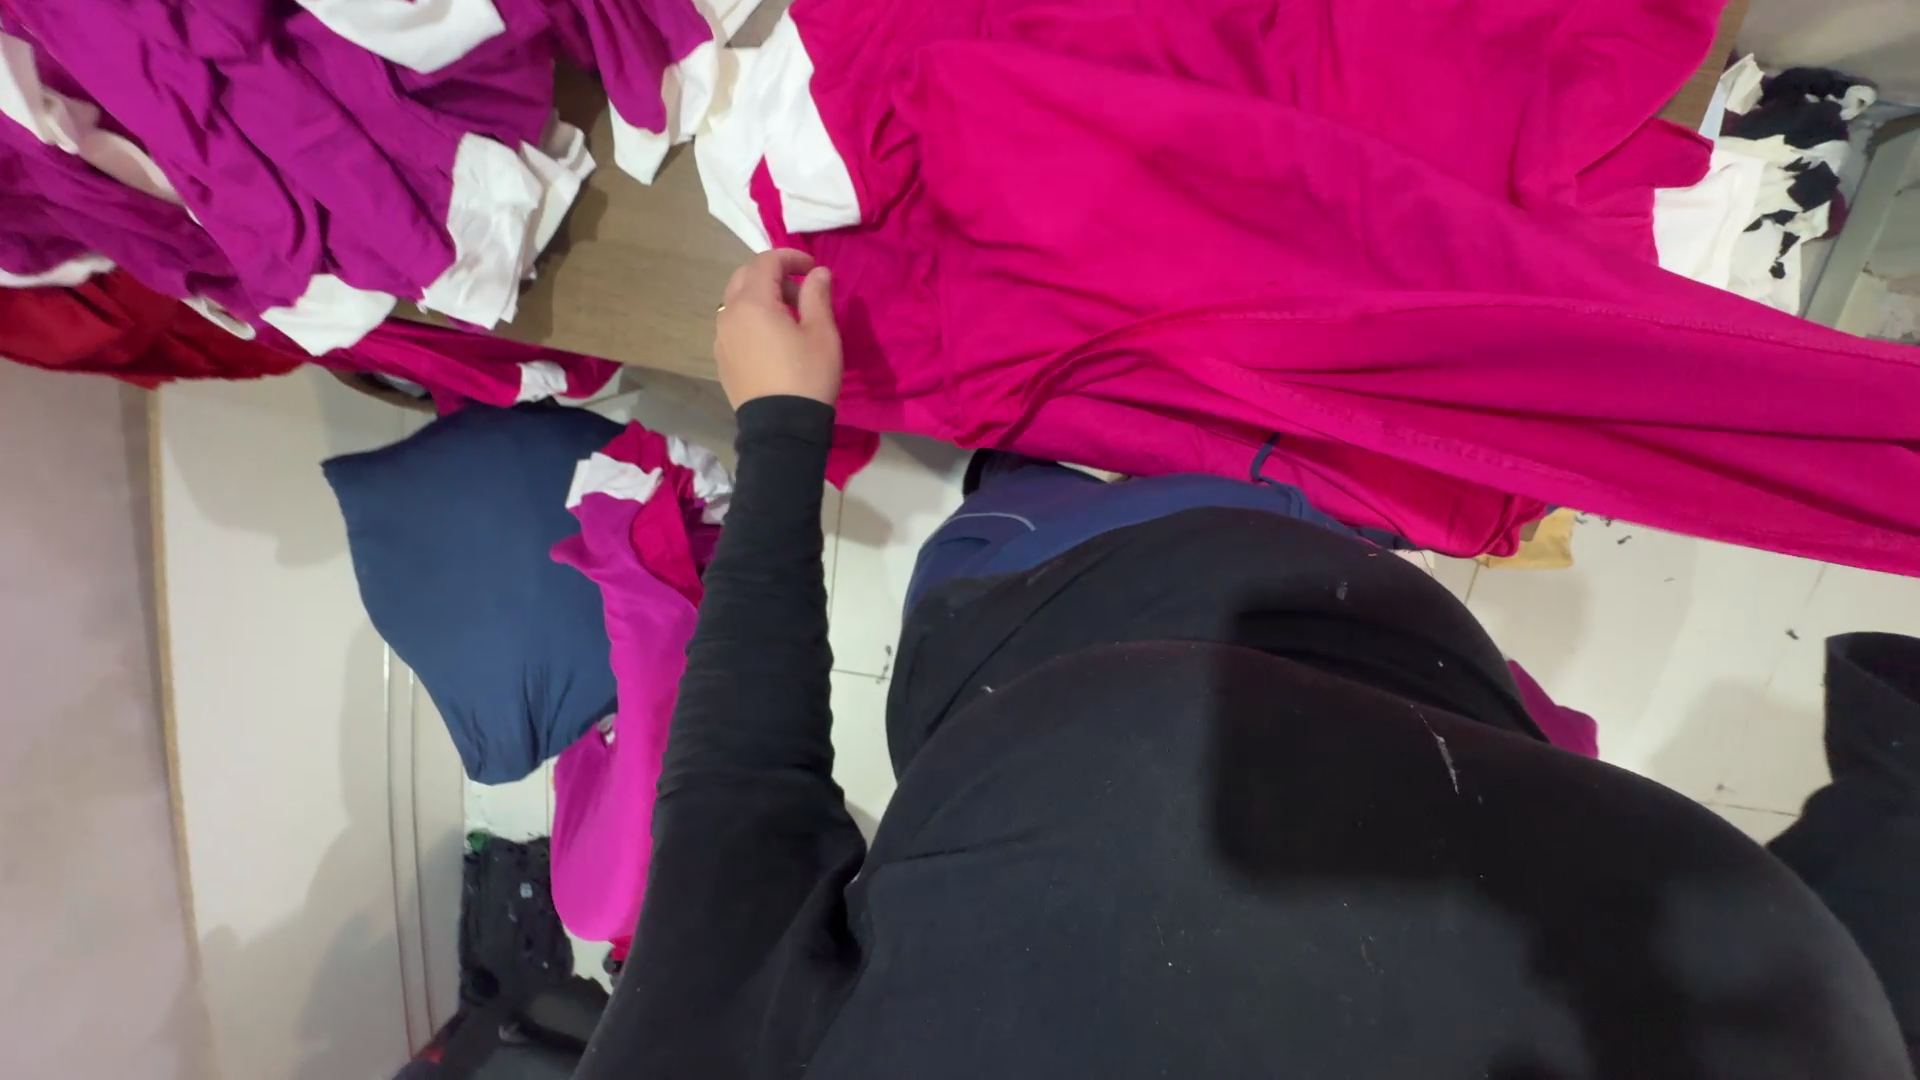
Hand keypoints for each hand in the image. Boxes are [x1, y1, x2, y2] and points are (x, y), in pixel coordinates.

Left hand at [713, 249, 841, 409]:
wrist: (782, 429)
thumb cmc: (807, 377)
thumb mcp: (822, 334)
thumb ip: (817, 296)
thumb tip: (817, 273)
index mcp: (753, 302)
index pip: (766, 262)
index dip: (790, 258)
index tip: (813, 268)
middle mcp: (729, 315)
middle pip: (745, 277)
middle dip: (772, 276)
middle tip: (801, 293)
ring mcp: (722, 339)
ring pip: (736, 303)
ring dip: (761, 299)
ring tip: (789, 319)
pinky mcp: (723, 360)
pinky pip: (734, 328)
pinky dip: (752, 321)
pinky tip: (773, 342)